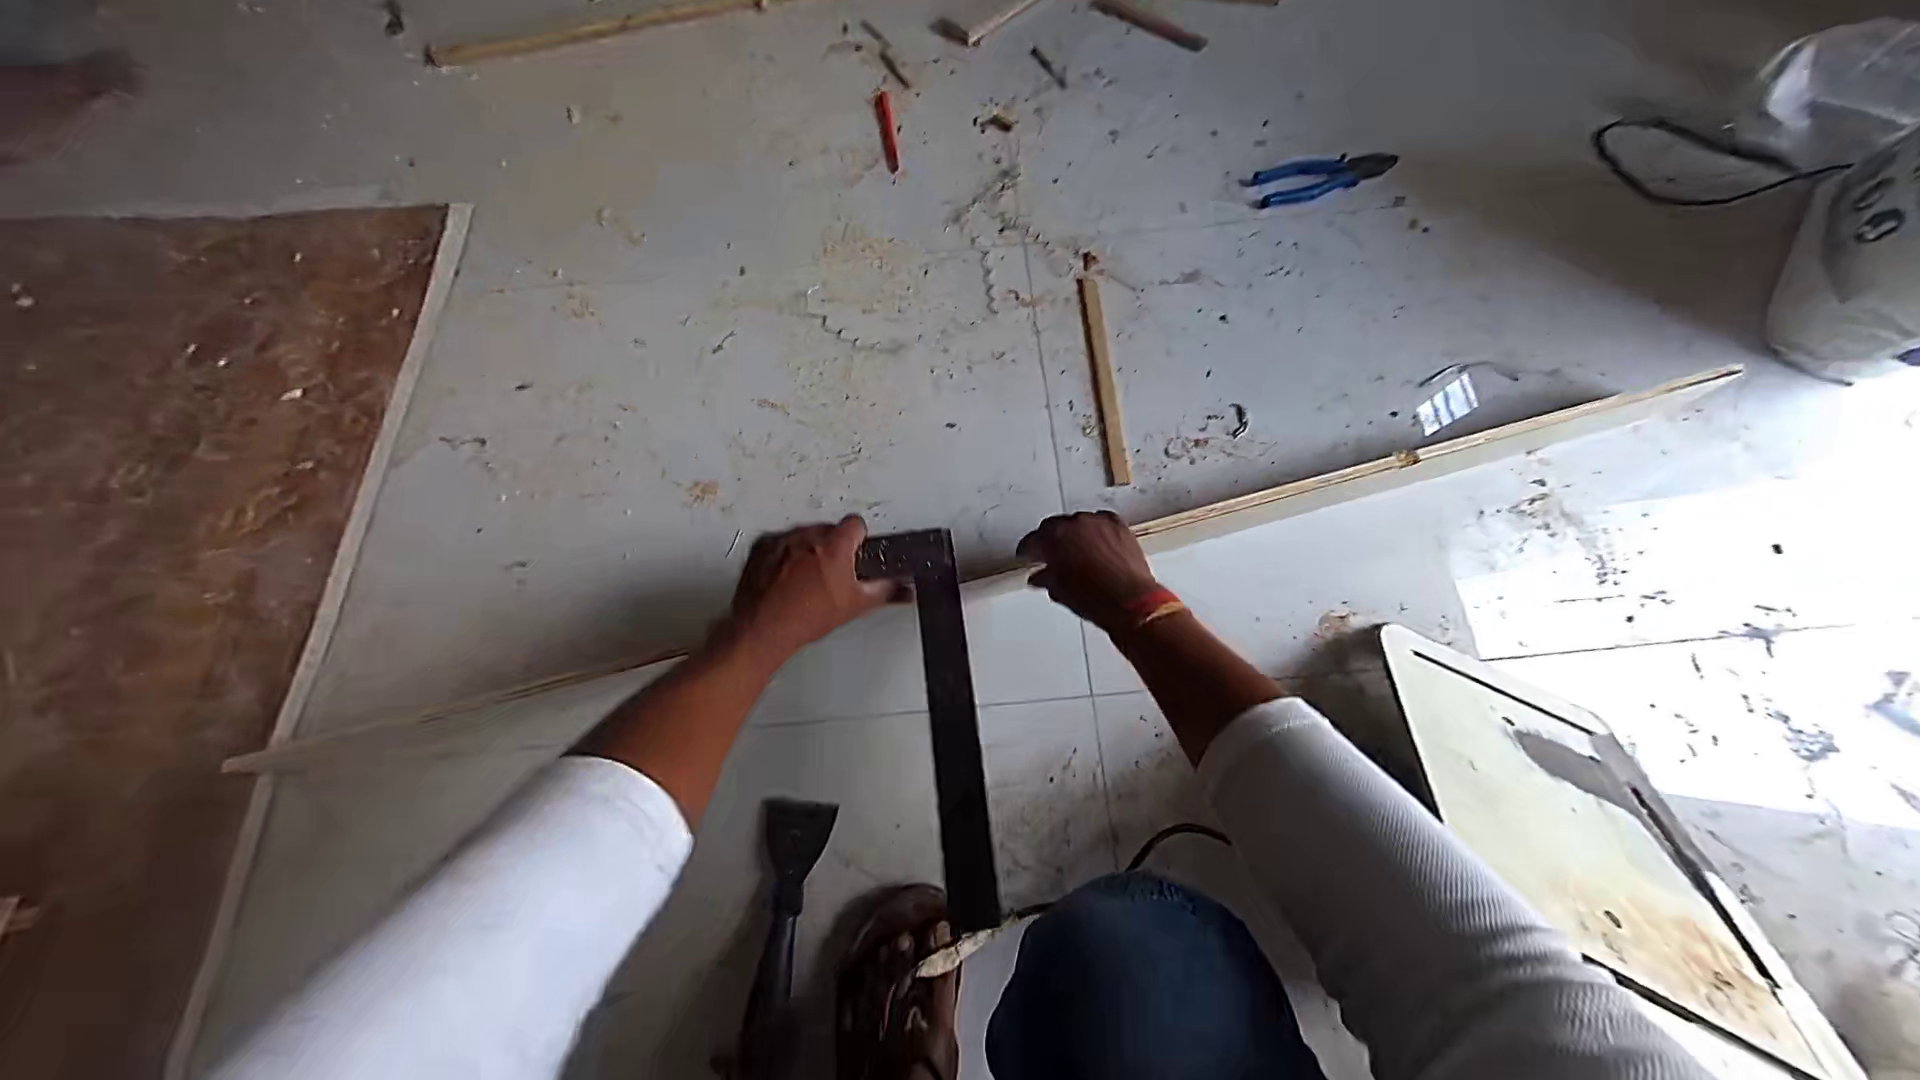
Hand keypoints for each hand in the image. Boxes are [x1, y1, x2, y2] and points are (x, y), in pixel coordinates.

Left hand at [723, 515, 899, 660]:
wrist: (764, 629)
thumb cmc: (804, 617)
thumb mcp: (856, 606)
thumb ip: (885, 590)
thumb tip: (901, 587)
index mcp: (834, 545)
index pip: (856, 524)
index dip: (860, 538)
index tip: (857, 550)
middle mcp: (807, 536)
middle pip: (829, 529)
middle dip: (834, 546)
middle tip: (833, 573)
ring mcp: (782, 540)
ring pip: (804, 535)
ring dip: (809, 550)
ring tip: (808, 579)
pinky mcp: (762, 547)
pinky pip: (781, 543)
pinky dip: (785, 555)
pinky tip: (787, 578)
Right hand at [1016, 510, 1160, 634]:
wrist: (1131, 601)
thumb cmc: (1096, 597)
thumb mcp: (1059, 590)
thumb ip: (1045, 577)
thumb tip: (1042, 577)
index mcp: (1053, 537)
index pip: (1032, 540)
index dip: (1029, 550)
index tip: (1030, 556)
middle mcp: (1074, 524)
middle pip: (1055, 528)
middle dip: (1053, 542)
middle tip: (1054, 558)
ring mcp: (1097, 523)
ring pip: (1079, 524)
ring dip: (1077, 536)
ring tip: (1080, 556)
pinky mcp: (1118, 525)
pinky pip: (1102, 523)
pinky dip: (1098, 533)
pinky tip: (1098, 548)